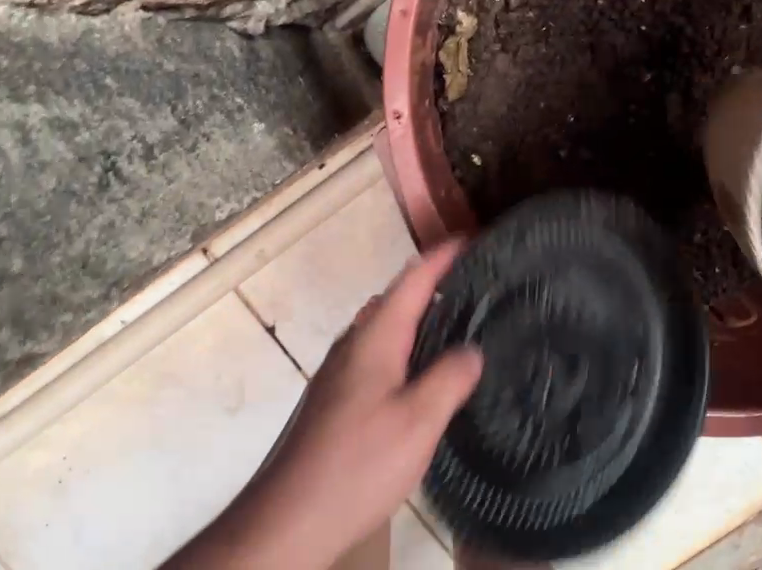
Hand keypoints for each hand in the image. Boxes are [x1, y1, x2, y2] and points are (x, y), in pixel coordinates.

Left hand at [167, 241, 483, 569]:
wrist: (286, 521)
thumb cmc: (356, 464)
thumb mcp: (417, 422)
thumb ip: (449, 379)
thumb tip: (472, 349)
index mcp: (375, 338)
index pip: (413, 279)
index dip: (442, 256)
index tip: (472, 240)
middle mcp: (353, 345)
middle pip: (395, 299)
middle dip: (432, 284)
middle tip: (474, 287)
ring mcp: (338, 373)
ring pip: (383, 328)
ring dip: (417, 318)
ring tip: (455, 327)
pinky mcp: (333, 400)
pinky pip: (376, 354)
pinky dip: (404, 347)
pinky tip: (420, 377)